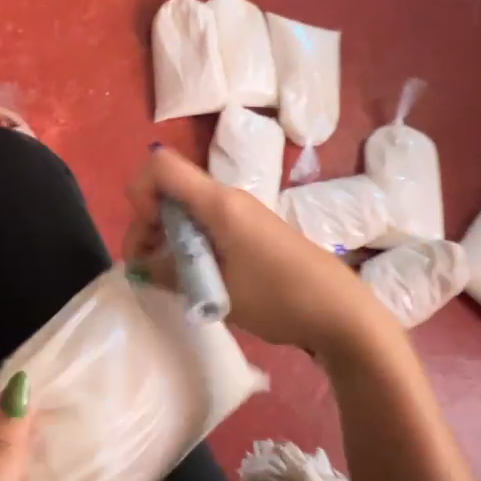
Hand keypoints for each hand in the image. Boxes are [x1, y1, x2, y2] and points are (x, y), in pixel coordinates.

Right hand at [125, 147, 395, 355]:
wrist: (342, 313)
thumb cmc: (279, 298)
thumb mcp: (217, 292)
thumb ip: (171, 273)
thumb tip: (139, 267)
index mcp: (217, 202)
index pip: (160, 166)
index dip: (140, 193)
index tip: (150, 233)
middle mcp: (226, 196)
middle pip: (168, 189)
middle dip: (148, 222)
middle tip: (148, 266)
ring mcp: (239, 212)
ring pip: (184, 206)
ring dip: (167, 235)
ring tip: (169, 275)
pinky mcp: (249, 228)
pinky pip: (204, 221)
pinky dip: (188, 241)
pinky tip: (195, 274)